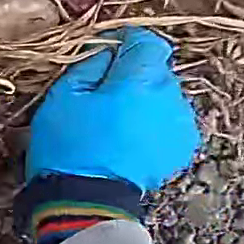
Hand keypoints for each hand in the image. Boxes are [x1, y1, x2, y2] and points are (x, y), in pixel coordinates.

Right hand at [26, 27, 200, 191]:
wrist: (85, 202)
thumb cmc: (68, 149)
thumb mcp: (62, 97)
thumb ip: (88, 65)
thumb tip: (106, 52)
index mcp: (139, 81)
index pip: (146, 42)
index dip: (126, 42)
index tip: (107, 51)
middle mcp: (168, 98)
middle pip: (157, 70)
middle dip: (133, 75)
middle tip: (105, 93)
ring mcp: (179, 126)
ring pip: (164, 96)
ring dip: (145, 100)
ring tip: (117, 121)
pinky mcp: (180, 149)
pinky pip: (170, 122)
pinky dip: (154, 123)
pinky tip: (131, 138)